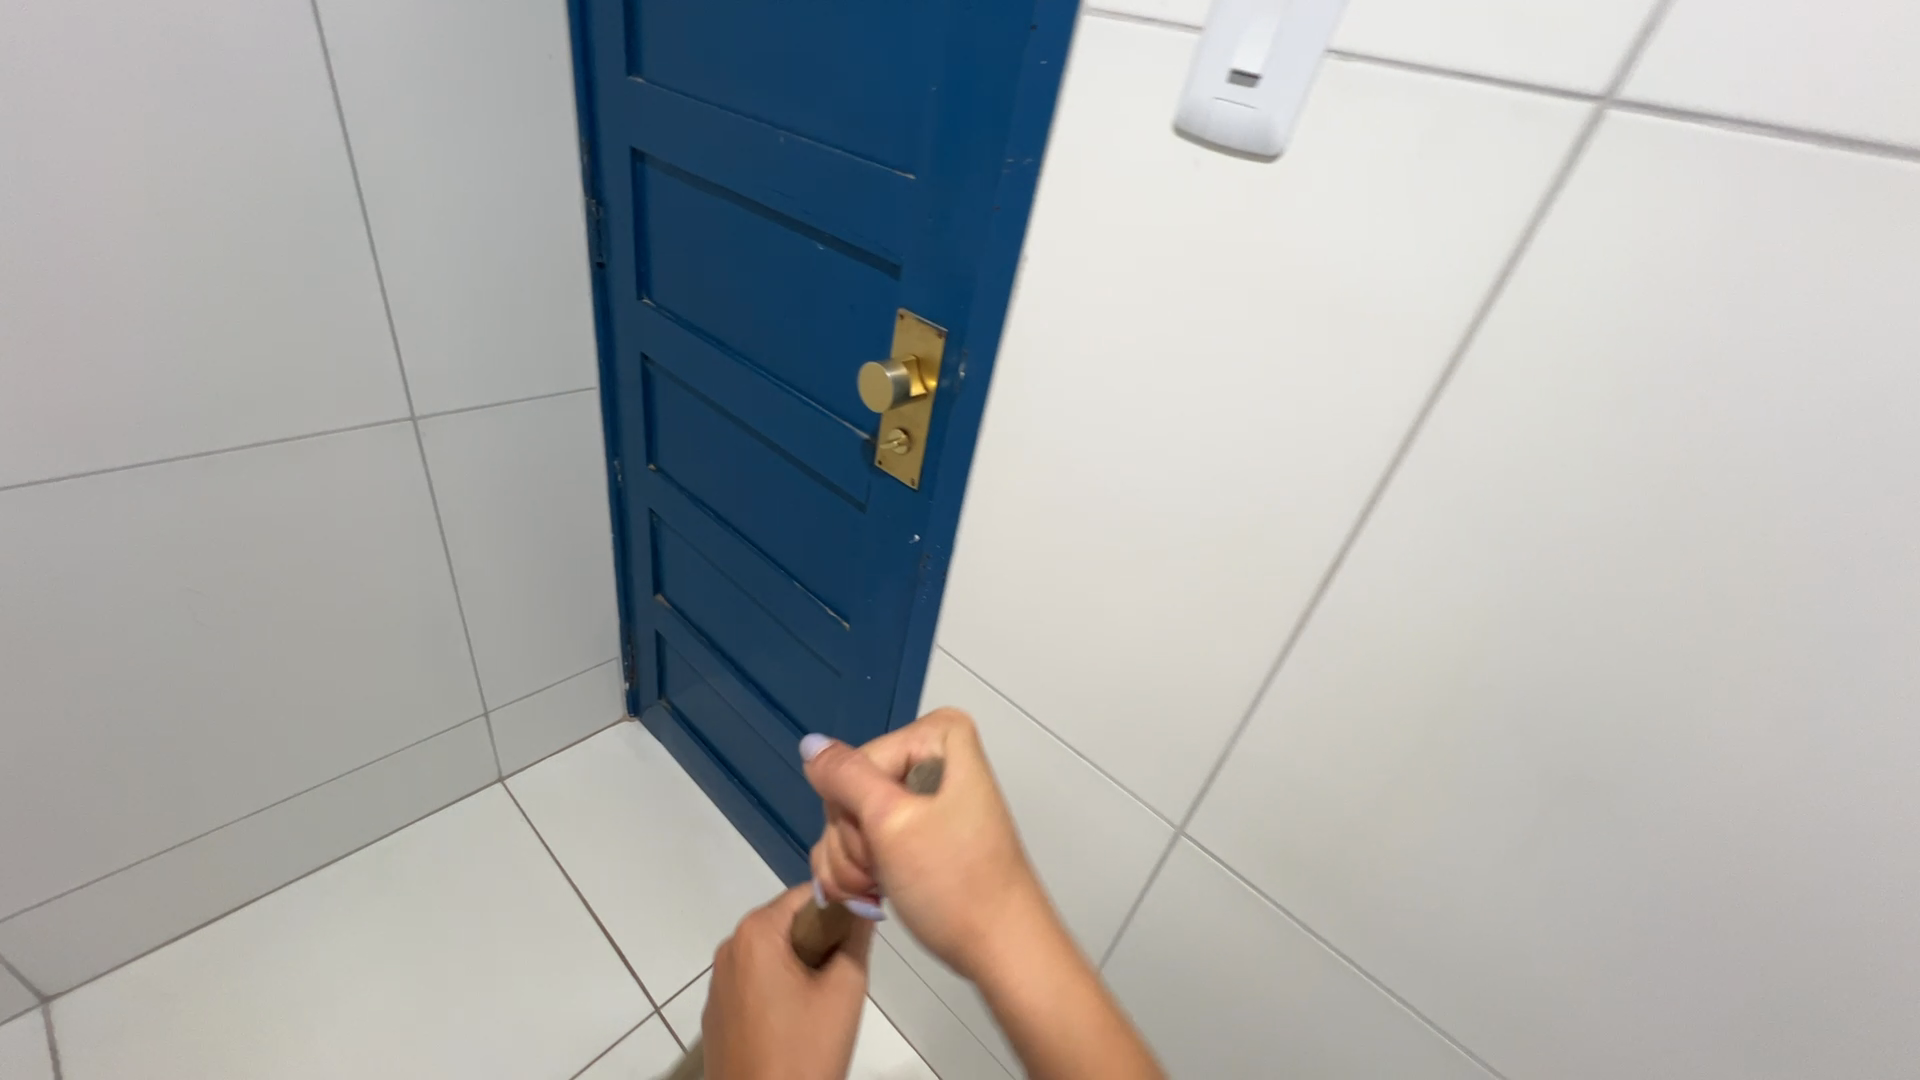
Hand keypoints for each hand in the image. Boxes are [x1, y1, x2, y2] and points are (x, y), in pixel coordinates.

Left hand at [704, 885, 870, 1079]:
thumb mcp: (845, 989)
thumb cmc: (805, 1052)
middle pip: (787, 922)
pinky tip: (798, 1021)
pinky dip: (777, 988)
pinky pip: (754, 982)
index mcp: (756, 933)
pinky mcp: (715, 1017)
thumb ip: (857, 936)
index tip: (862, 931)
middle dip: (820, 936)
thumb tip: (865, 902)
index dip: (840, 905)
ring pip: (771, 953)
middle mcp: (729, 948)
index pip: (808, 895)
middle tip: (846, 968)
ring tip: (826, 996)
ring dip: (800, 962)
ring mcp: (717, 985)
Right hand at [802, 708, 1050, 982]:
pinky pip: (868, 838)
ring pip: (851, 819)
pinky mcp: (921, 828)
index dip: (854, 810)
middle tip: (880, 875)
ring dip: (851, 864)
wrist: (1002, 949)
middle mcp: (933, 754)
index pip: (854, 764)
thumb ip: (845, 779)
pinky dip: (860, 871)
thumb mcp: (891, 824)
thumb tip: (810, 743)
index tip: (884, 846)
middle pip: (851, 789)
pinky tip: (874, 896)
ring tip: (878, 893)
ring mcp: (927, 795)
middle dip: (852, 842)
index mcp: (937, 735)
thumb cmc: (954, 884)